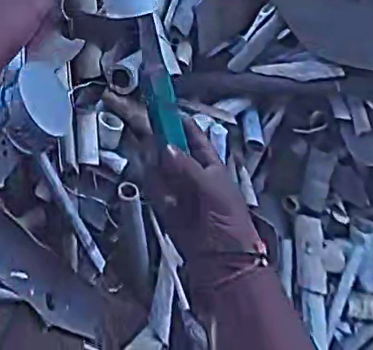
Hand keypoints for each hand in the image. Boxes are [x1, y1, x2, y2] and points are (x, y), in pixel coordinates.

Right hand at [151, 117, 264, 282]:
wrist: (225, 268)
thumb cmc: (229, 224)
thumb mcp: (212, 190)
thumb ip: (187, 167)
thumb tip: (165, 146)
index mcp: (211, 166)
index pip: (194, 136)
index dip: (180, 121)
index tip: (163, 105)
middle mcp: (193, 175)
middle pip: (172, 149)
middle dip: (160, 137)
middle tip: (145, 124)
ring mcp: (179, 191)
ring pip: (160, 166)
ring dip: (151, 157)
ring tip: (142, 145)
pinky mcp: (167, 208)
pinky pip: (154, 189)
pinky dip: (148, 180)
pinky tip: (144, 171)